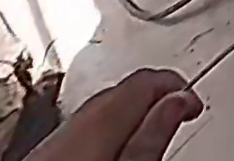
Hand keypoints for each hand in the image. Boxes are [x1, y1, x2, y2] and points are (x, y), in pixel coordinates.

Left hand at [27, 69, 202, 160]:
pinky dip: (102, 128)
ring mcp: (51, 138)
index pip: (148, 79)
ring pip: (101, 107)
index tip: (193, 104)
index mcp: (100, 116)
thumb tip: (181, 100)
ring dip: (128, 111)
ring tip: (149, 132)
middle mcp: (73, 118)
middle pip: (125, 89)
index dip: (177, 86)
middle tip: (177, 114)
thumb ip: (153, 136)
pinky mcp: (40, 153)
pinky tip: (109, 147)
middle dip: (153, 96)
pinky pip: (79, 126)